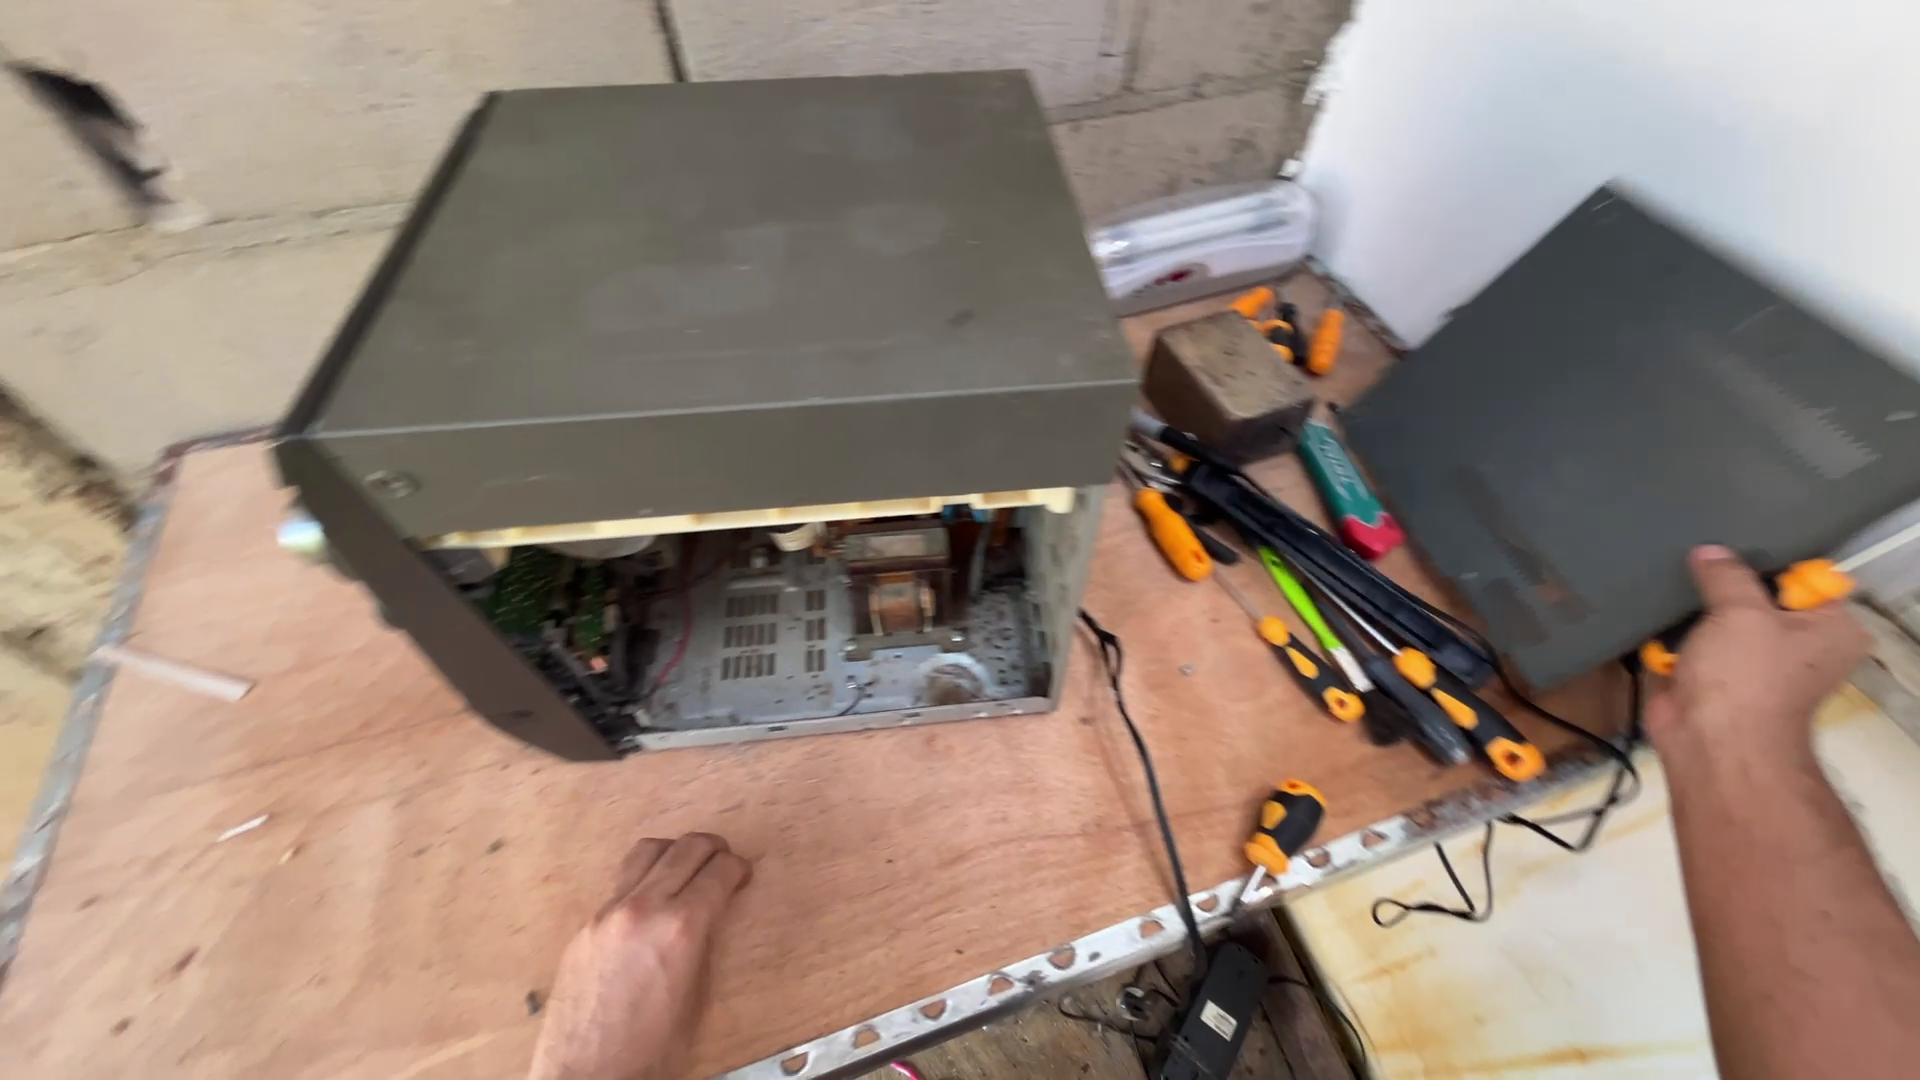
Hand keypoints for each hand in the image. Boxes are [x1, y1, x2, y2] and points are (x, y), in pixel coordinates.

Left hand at [529, 834, 752, 1079]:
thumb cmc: (649, 1054)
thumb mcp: (698, 996)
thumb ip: (706, 941)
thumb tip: (711, 912)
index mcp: (681, 927)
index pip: (720, 869)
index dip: (738, 868)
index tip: (742, 874)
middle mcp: (644, 909)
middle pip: (687, 847)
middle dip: (714, 849)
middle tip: (723, 862)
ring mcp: (608, 913)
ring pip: (649, 850)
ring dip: (675, 852)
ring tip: (686, 868)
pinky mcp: (585, 926)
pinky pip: (622, 882)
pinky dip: (645, 878)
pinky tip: (652, 901)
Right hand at [1644, 546, 1866, 757]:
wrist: (1709, 736)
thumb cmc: (1745, 675)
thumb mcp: (1740, 612)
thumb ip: (1726, 576)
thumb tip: (1710, 551)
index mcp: (1830, 629)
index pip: (1804, 580)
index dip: (1765, 564)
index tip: (1727, 553)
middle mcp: (1798, 644)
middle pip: (1755, 597)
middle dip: (1720, 587)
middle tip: (1689, 566)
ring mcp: (1751, 662)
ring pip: (1718, 619)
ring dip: (1690, 611)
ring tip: (1667, 593)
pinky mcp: (1710, 674)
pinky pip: (1690, 641)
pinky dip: (1672, 635)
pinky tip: (1656, 624)